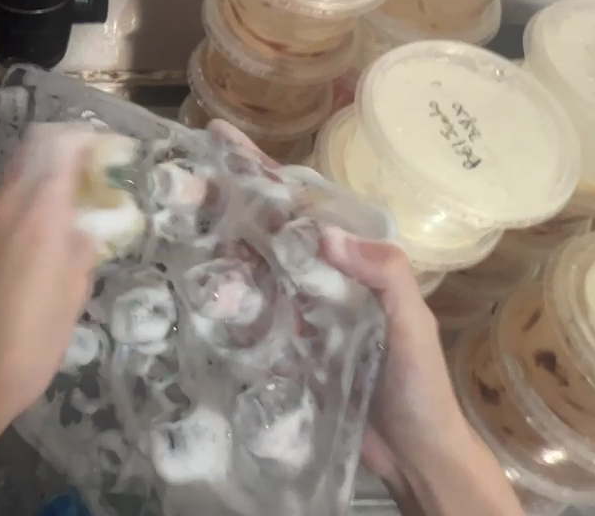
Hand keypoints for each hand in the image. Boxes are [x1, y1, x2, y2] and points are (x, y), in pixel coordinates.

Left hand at [0, 123, 99, 433]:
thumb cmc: (30, 340)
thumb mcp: (72, 295)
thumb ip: (81, 249)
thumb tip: (84, 228)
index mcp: (37, 211)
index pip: (58, 147)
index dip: (84, 139)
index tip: (108, 147)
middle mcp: (7, 204)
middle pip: (33, 152)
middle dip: (65, 151)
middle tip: (94, 169)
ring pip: (19, 174)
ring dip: (47, 173)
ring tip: (78, 198)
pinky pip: (8, 199)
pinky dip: (31, 196)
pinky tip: (51, 226)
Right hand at [207, 121, 517, 515]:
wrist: (414, 457)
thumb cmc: (419, 386)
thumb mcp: (413, 326)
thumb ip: (384, 276)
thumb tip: (324, 234)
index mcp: (345, 258)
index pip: (297, 202)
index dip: (257, 168)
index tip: (219, 137)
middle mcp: (313, 273)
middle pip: (260, 225)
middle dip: (219, 199)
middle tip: (177, 183)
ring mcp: (292, 306)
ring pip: (245, 261)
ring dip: (213, 241)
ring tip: (175, 222)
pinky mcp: (277, 342)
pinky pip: (242, 309)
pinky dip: (219, 294)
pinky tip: (192, 285)